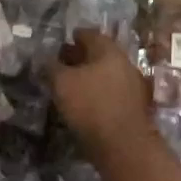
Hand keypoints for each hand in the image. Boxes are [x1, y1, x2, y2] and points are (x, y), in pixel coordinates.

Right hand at [48, 29, 153, 155]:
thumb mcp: (61, 82)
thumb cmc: (90, 105)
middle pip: (100, 54)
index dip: (74, 36)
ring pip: (107, 74)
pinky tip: (85, 102)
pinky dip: (98, 92)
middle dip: (81, 57)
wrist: (123, 145)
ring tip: (71, 85)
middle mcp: (124, 64)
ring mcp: (133, 86)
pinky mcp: (134, 107)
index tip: (62, 43)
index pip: (90, 35)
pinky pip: (112, 92)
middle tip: (63, 63)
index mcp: (109, 51)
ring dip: (90, 76)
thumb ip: (51, 67)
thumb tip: (46, 60)